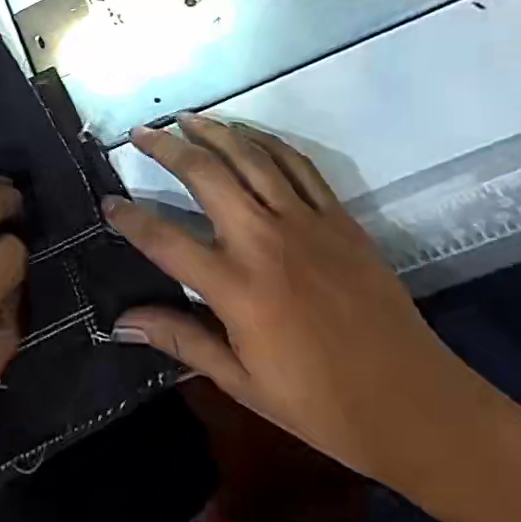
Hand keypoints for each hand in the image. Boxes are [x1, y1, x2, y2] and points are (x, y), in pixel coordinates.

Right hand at [105, 116, 479, 480]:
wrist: (413, 402)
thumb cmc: (319, 403)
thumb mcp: (241, 381)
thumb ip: (181, 339)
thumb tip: (122, 322)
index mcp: (236, 286)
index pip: (164, 239)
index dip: (129, 218)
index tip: (108, 202)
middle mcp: (265, 240)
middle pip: (205, 175)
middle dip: (166, 149)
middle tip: (141, 133)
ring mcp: (306, 222)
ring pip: (251, 158)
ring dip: (214, 132)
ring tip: (186, 118)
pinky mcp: (339, 217)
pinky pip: (298, 166)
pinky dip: (268, 142)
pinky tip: (248, 135)